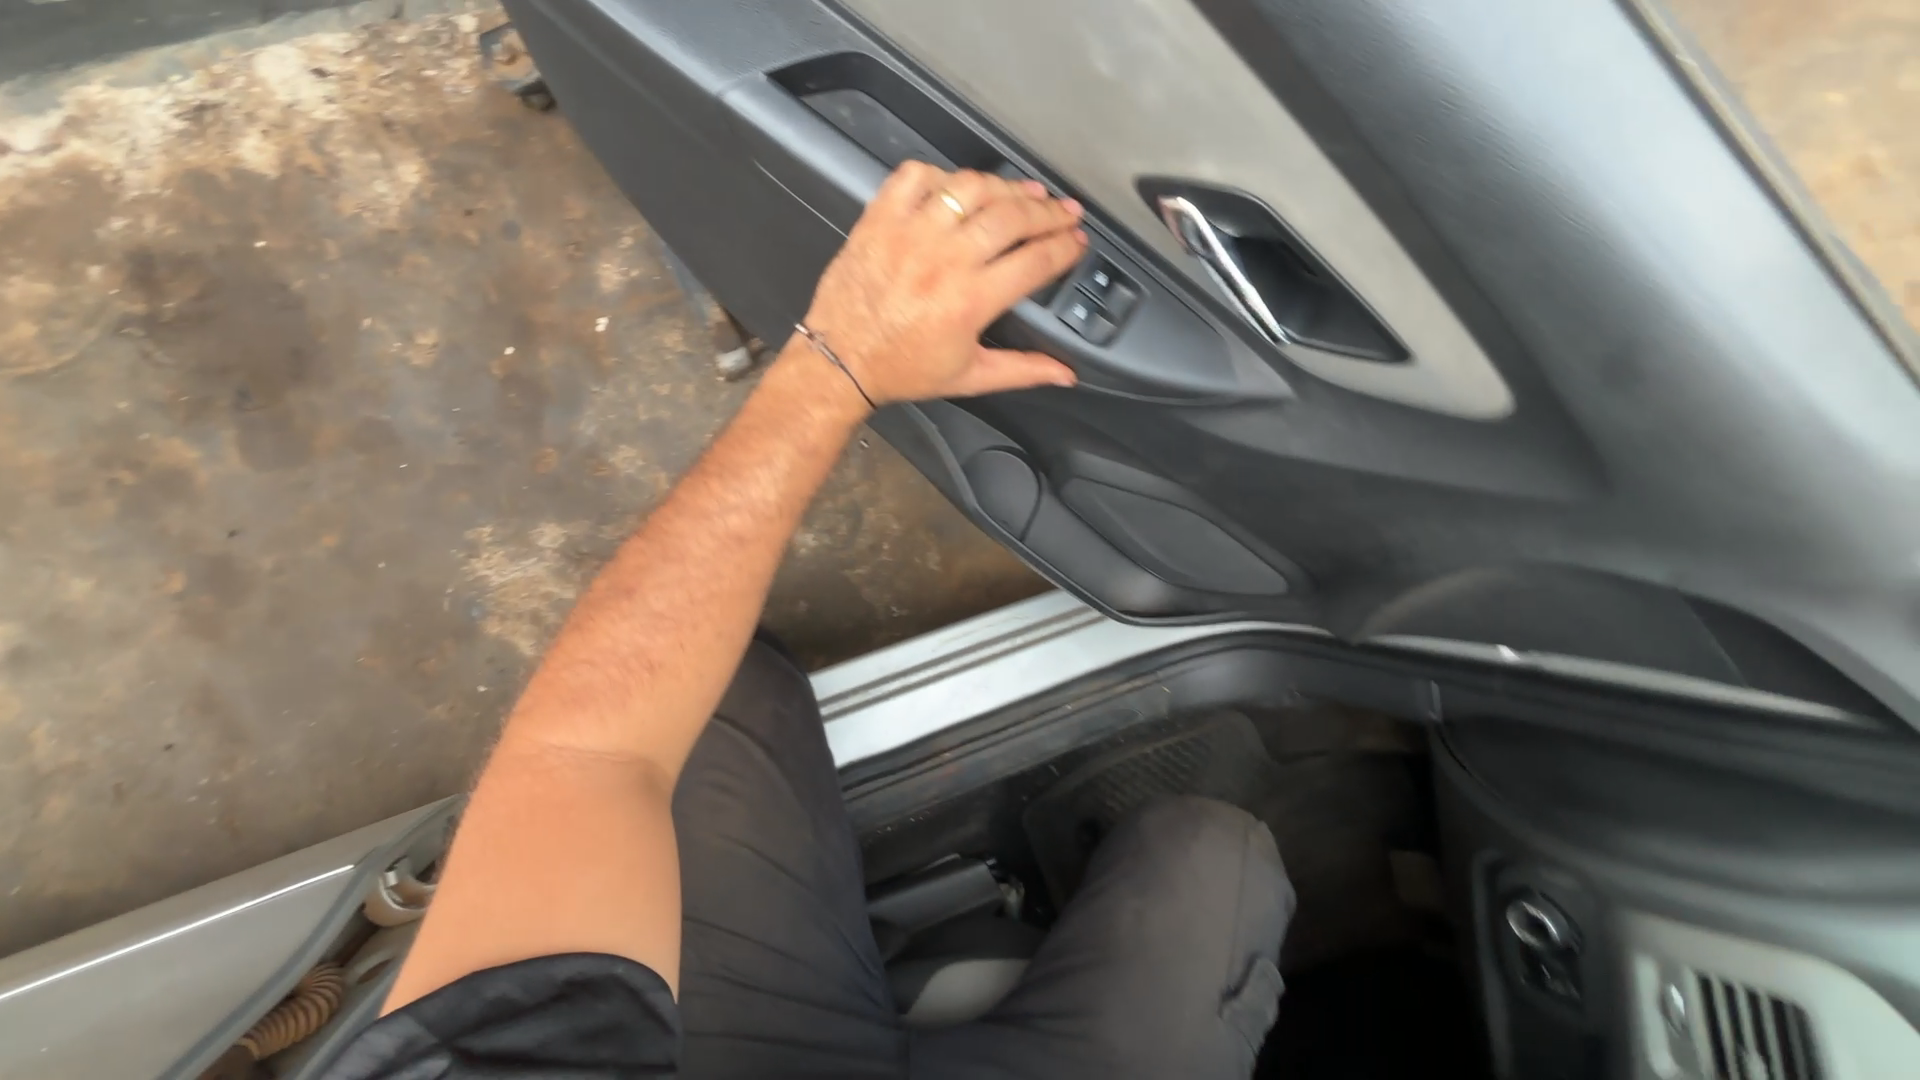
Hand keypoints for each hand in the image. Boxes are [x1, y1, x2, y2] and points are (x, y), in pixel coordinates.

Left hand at [796, 161, 1087, 405]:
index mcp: (970, 301)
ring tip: (1026, 193)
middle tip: (1065, 212)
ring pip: (972, 188)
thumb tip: (1064, 374)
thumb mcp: (970, 377)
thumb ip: (1023, 370)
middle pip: (1013, 216)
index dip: (1066, 247)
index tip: (1077, 242)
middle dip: (1049, 212)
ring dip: (1006, 186)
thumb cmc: (901, 369)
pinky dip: (942, 174)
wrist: (841, 360)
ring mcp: (910, 233)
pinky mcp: (881, 219)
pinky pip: (916, 175)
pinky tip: (959, 187)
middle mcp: (944, 260)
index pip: (1036, 261)